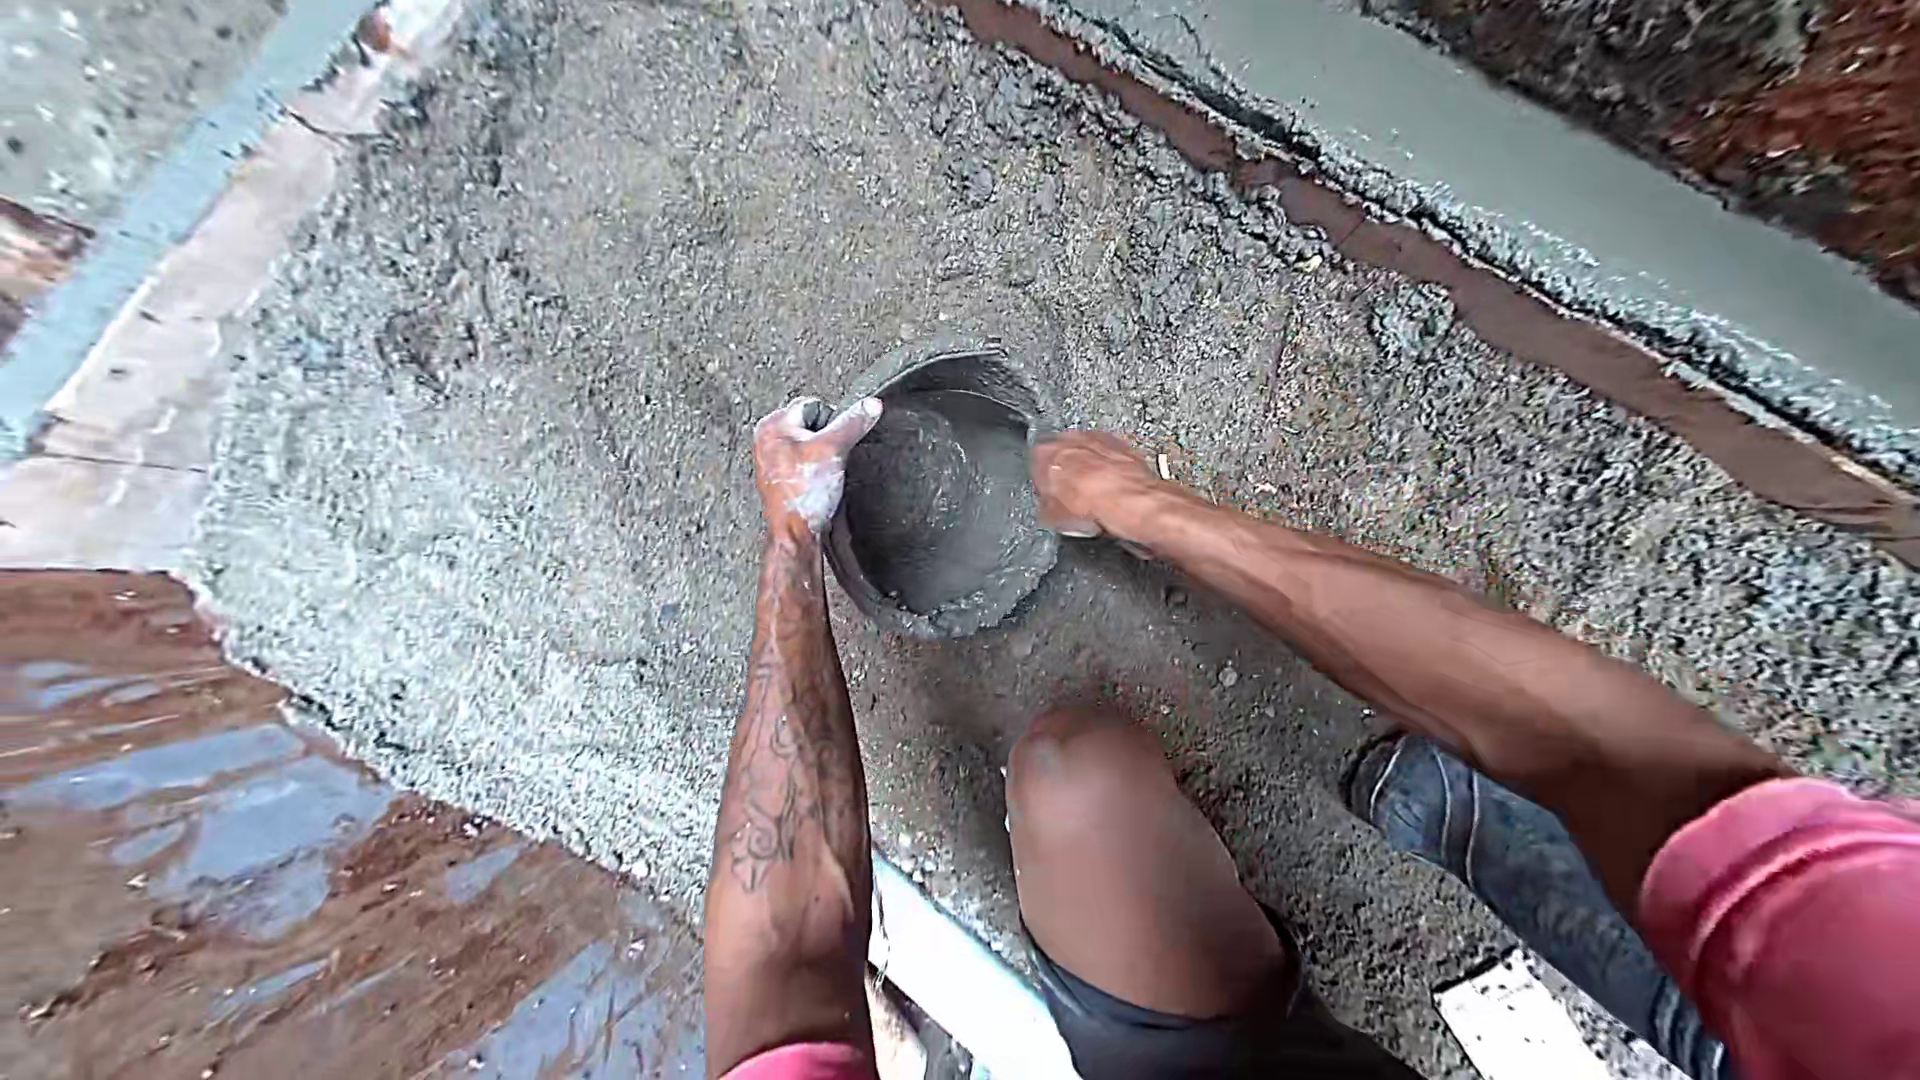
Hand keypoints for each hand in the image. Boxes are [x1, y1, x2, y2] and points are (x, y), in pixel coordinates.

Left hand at [753, 396, 882, 538]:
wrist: (796, 533)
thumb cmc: (805, 493)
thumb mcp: (834, 449)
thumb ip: (853, 423)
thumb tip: (872, 404)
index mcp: (772, 425)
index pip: (814, 406)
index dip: (832, 424)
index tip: (832, 445)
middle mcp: (768, 439)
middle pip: (813, 425)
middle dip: (827, 440)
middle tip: (828, 462)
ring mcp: (774, 460)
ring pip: (812, 445)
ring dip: (824, 456)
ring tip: (822, 475)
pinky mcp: (783, 478)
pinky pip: (808, 463)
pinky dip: (817, 471)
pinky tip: (819, 485)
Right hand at [1030, 430, 1172, 539]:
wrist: (1126, 499)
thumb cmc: (1091, 502)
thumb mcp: (1052, 517)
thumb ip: (1045, 507)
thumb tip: (1049, 513)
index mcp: (1043, 453)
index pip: (1035, 467)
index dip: (1043, 486)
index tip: (1049, 498)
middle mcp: (1068, 439)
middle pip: (1062, 456)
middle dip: (1066, 473)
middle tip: (1071, 496)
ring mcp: (1096, 438)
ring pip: (1086, 454)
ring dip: (1089, 469)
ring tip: (1094, 494)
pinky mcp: (1120, 444)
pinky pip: (1109, 456)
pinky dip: (1110, 469)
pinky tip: (1112, 489)